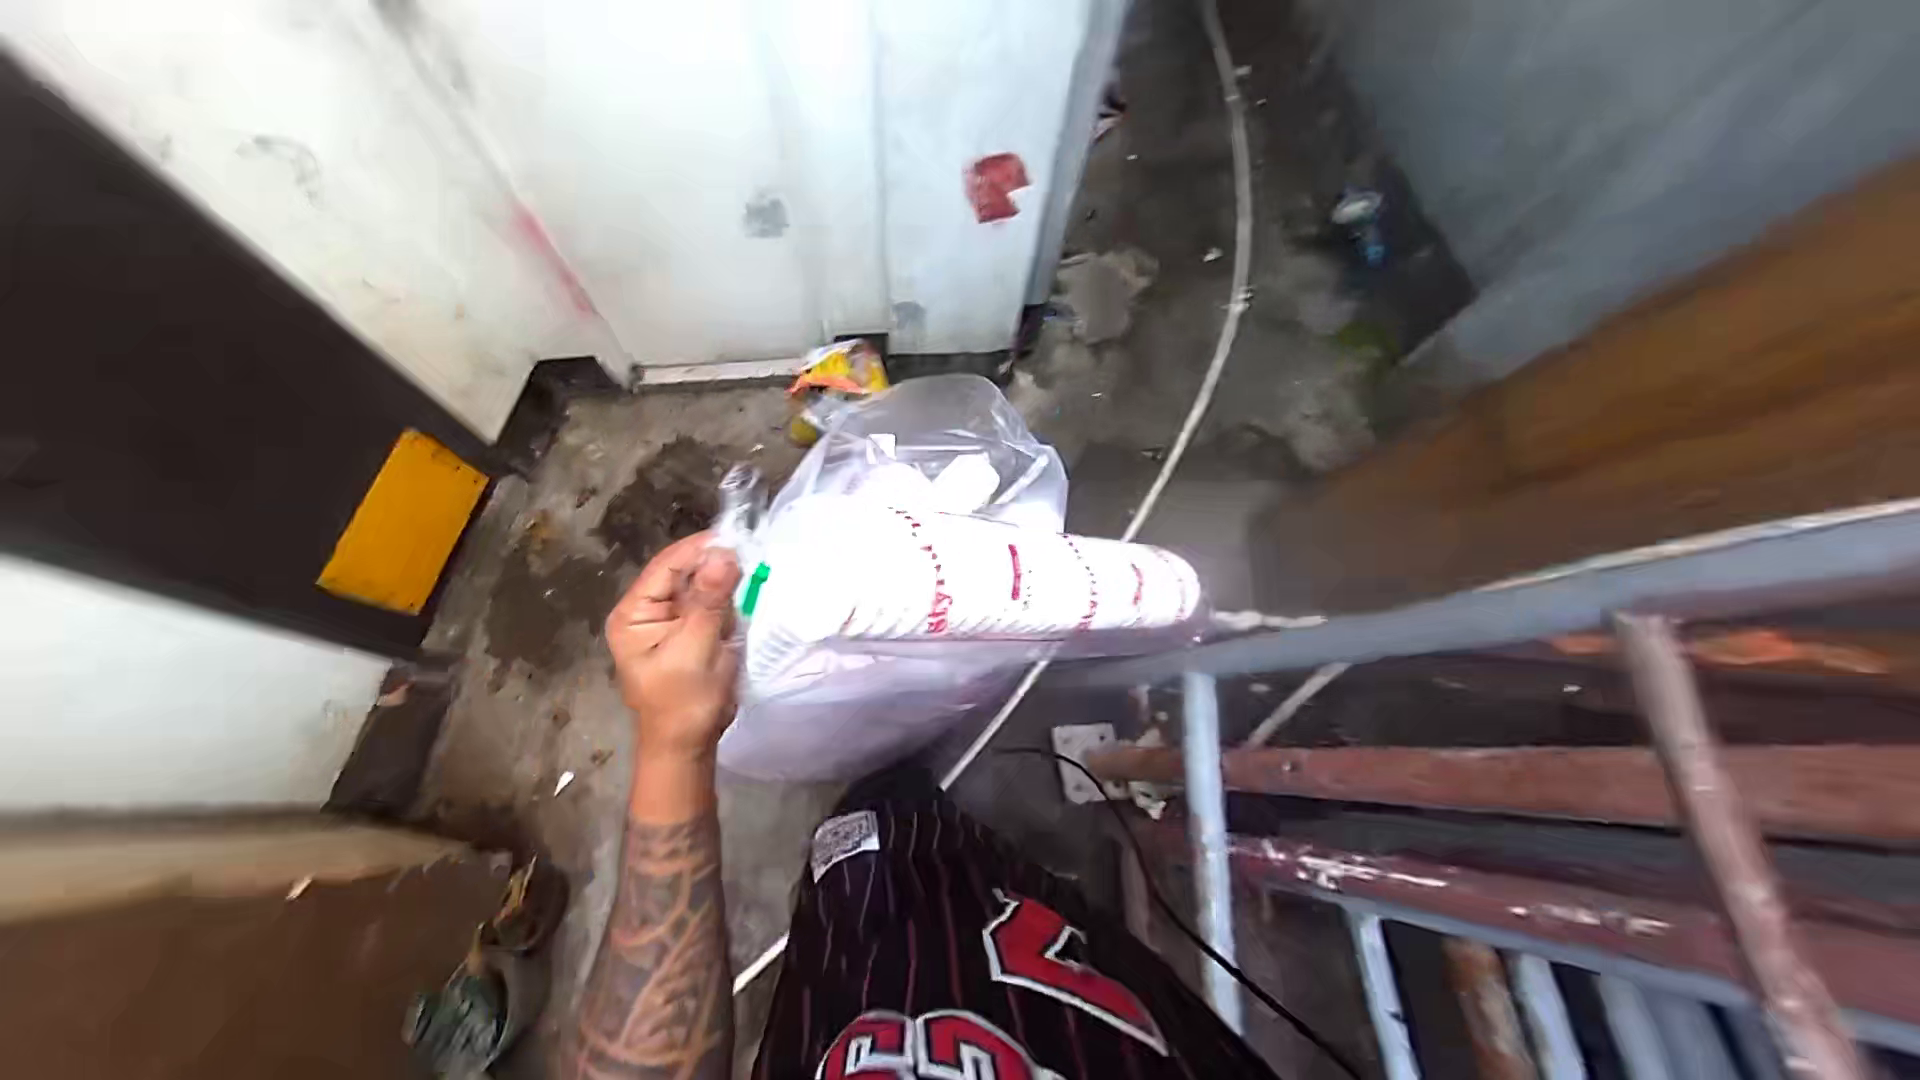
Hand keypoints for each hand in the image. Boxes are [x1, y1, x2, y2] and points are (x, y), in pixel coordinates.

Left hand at [605, 531, 742, 762]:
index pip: (666, 567)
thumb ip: (708, 601)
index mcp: (634, 614)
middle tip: (752, 549)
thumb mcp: (694, 649)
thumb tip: (724, 554)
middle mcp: (650, 611)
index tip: (735, 535)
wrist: (689, 745)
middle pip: (685, 572)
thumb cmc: (683, 702)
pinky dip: (733, 595)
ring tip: (756, 564)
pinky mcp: (696, 631)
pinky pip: (715, 603)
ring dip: (728, 577)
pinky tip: (752, 588)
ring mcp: (674, 621)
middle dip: (716, 561)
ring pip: (703, 585)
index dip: (698, 548)